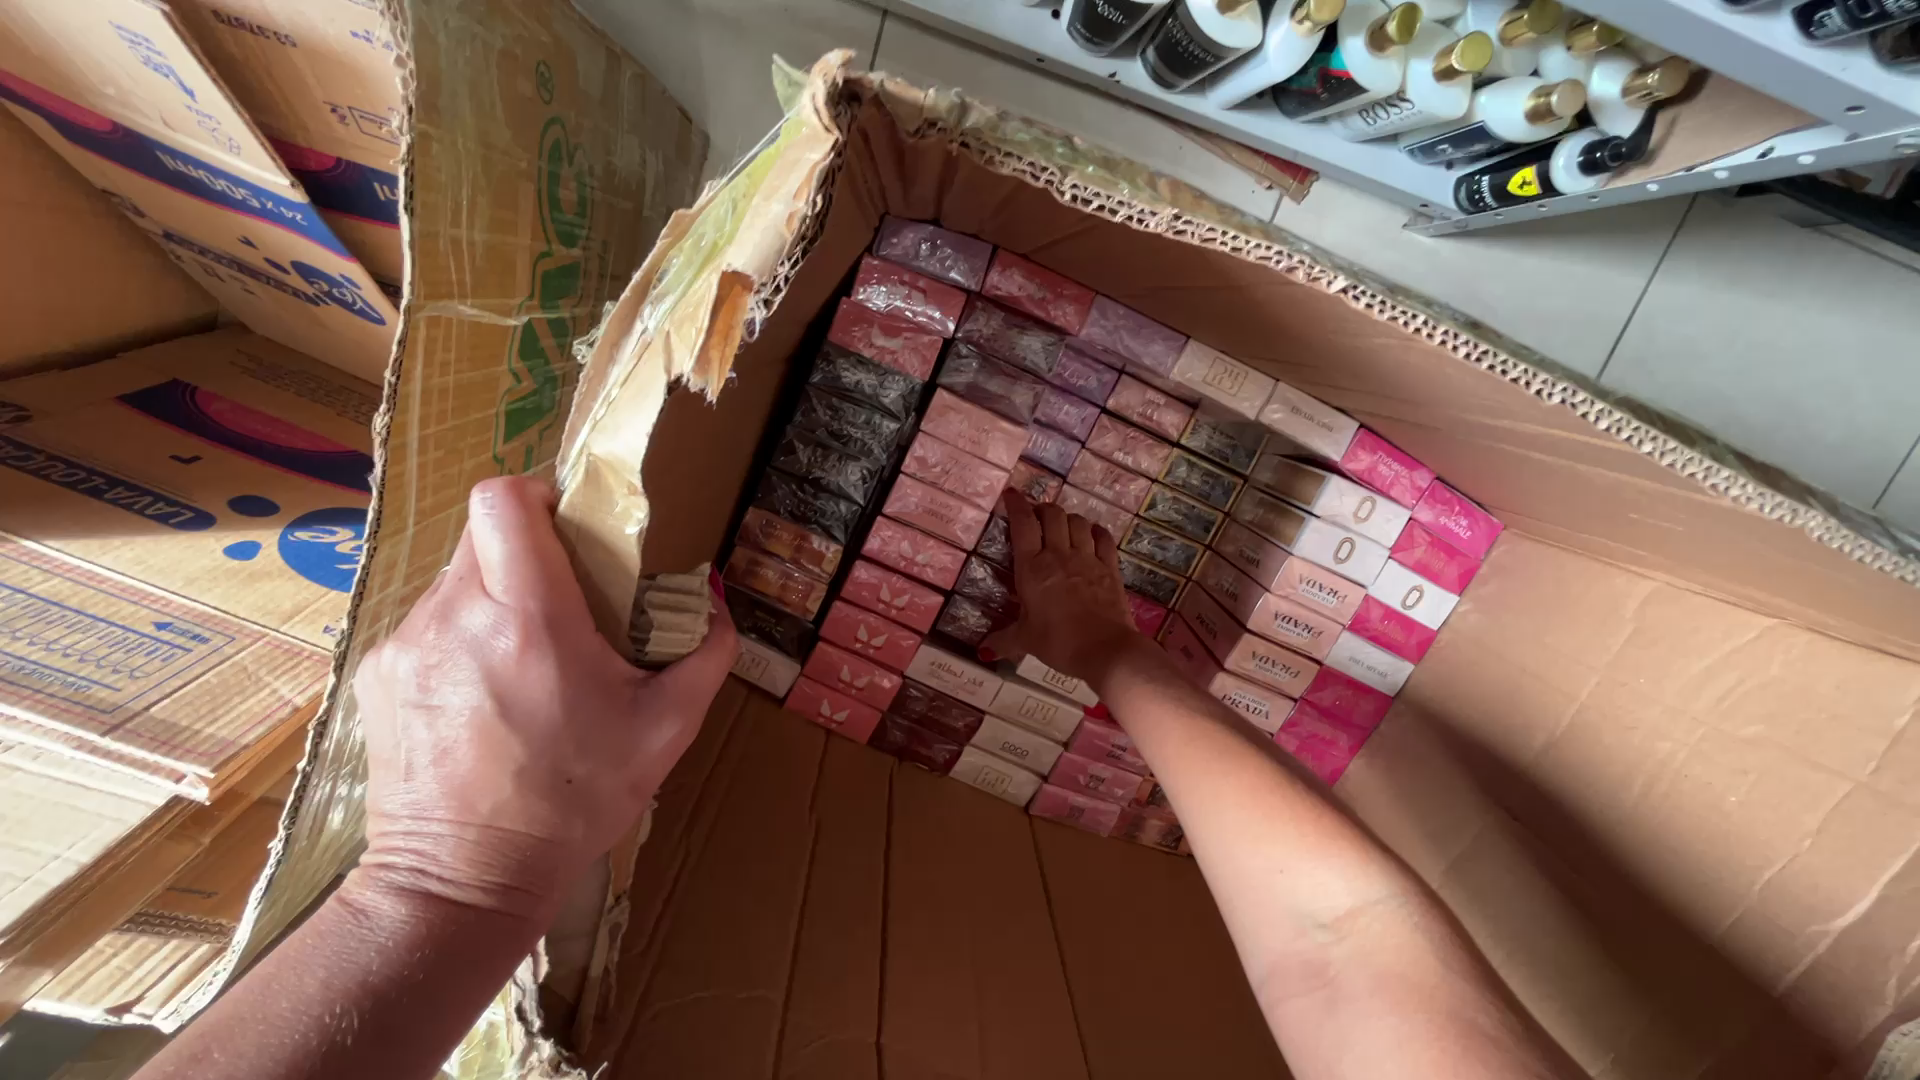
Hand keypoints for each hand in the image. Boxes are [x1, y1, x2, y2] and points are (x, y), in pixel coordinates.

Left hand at [350, 476, 737, 921]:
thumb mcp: (667, 727)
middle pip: (482, 530)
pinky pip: (429, 619)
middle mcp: (455, 616)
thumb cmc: (575, 799)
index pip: (504, 501)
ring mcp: (405, 645)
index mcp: (530, 620)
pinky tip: (490, 688)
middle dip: (529, 542)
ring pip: (456, 576)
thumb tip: (715, 599)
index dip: (539, 492)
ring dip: (500, 591)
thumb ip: (707, 651)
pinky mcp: (378, 675)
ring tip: (532, 650)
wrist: (463, 881)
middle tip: (570, 589)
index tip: (573, 522)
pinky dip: (467, 631)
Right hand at [982, 490, 1145, 687]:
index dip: (1016, 504)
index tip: (1011, 494)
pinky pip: (1104, 539)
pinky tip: (1092, 534)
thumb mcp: (1026, 641)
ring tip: (1062, 525)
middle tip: (1036, 515)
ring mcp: (1088, 559)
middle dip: (1042, 509)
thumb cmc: (1058, 643)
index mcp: (1032, 568)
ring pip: (1078, 522)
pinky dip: (1096, 531)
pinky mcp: (1110, 568)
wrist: (1105, 650)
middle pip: (1052, 515)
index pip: (1023, 524)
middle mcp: (1059, 555)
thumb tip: (983, 651)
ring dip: (1068, 518)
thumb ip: (1004, 640)